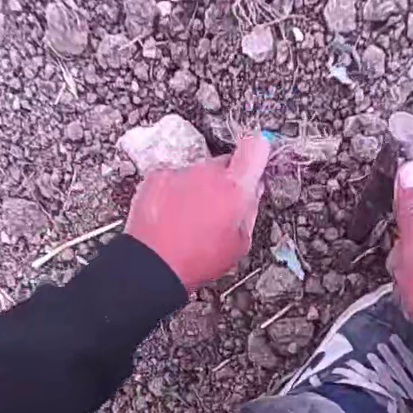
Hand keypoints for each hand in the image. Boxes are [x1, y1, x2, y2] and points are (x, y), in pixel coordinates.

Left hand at [124, 134, 270, 291]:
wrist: (154, 264)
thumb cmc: (196, 259)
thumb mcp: (239, 244)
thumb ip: (250, 211)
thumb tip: (253, 195)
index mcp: (235, 188)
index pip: (255, 148)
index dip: (259, 149)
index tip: (259, 152)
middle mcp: (208, 174)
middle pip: (225, 163)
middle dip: (227, 180)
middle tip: (221, 209)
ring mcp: (181, 173)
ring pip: (199, 172)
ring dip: (199, 189)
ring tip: (193, 219)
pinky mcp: (158, 176)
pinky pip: (175, 178)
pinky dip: (176, 192)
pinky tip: (174, 216)